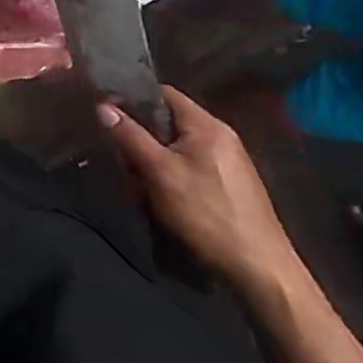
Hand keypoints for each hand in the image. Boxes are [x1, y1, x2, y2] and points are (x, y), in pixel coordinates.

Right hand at [99, 85, 301, 290]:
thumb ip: (129, 135)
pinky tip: (159, 196)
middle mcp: (220, 136)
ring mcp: (227, 161)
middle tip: (121, 158)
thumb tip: (102, 106)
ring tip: (138, 183)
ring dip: (150, 160)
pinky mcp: (227, 184)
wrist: (259, 269)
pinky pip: (187, 165)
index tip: (106, 112)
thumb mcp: (158, 171)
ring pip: (173, 146)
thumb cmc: (206, 213)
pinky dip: (167, 174)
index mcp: (207, 126)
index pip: (162, 93)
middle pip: (166, 121)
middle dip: (139, 137)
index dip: (131, 98)